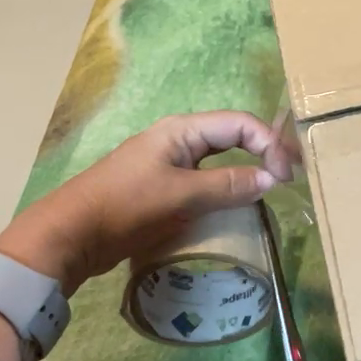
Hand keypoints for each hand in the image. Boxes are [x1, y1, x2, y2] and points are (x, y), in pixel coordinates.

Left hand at [0, 111, 294, 293]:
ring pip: (220, 158)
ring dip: (246, 168)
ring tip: (270, 187)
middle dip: (263, 151)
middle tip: (289, 175)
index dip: (269, 144)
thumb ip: (228, 185)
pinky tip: (236, 203)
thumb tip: (271, 179)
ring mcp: (169, 162)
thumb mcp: (181, 195)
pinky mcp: (162, 187)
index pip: (240, 124)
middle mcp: (179, 139)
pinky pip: (206, 178)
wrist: (70, 236)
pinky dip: (227, 185)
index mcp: (183, 130)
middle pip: (232, 136)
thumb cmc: (126, 206)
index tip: (286, 175)